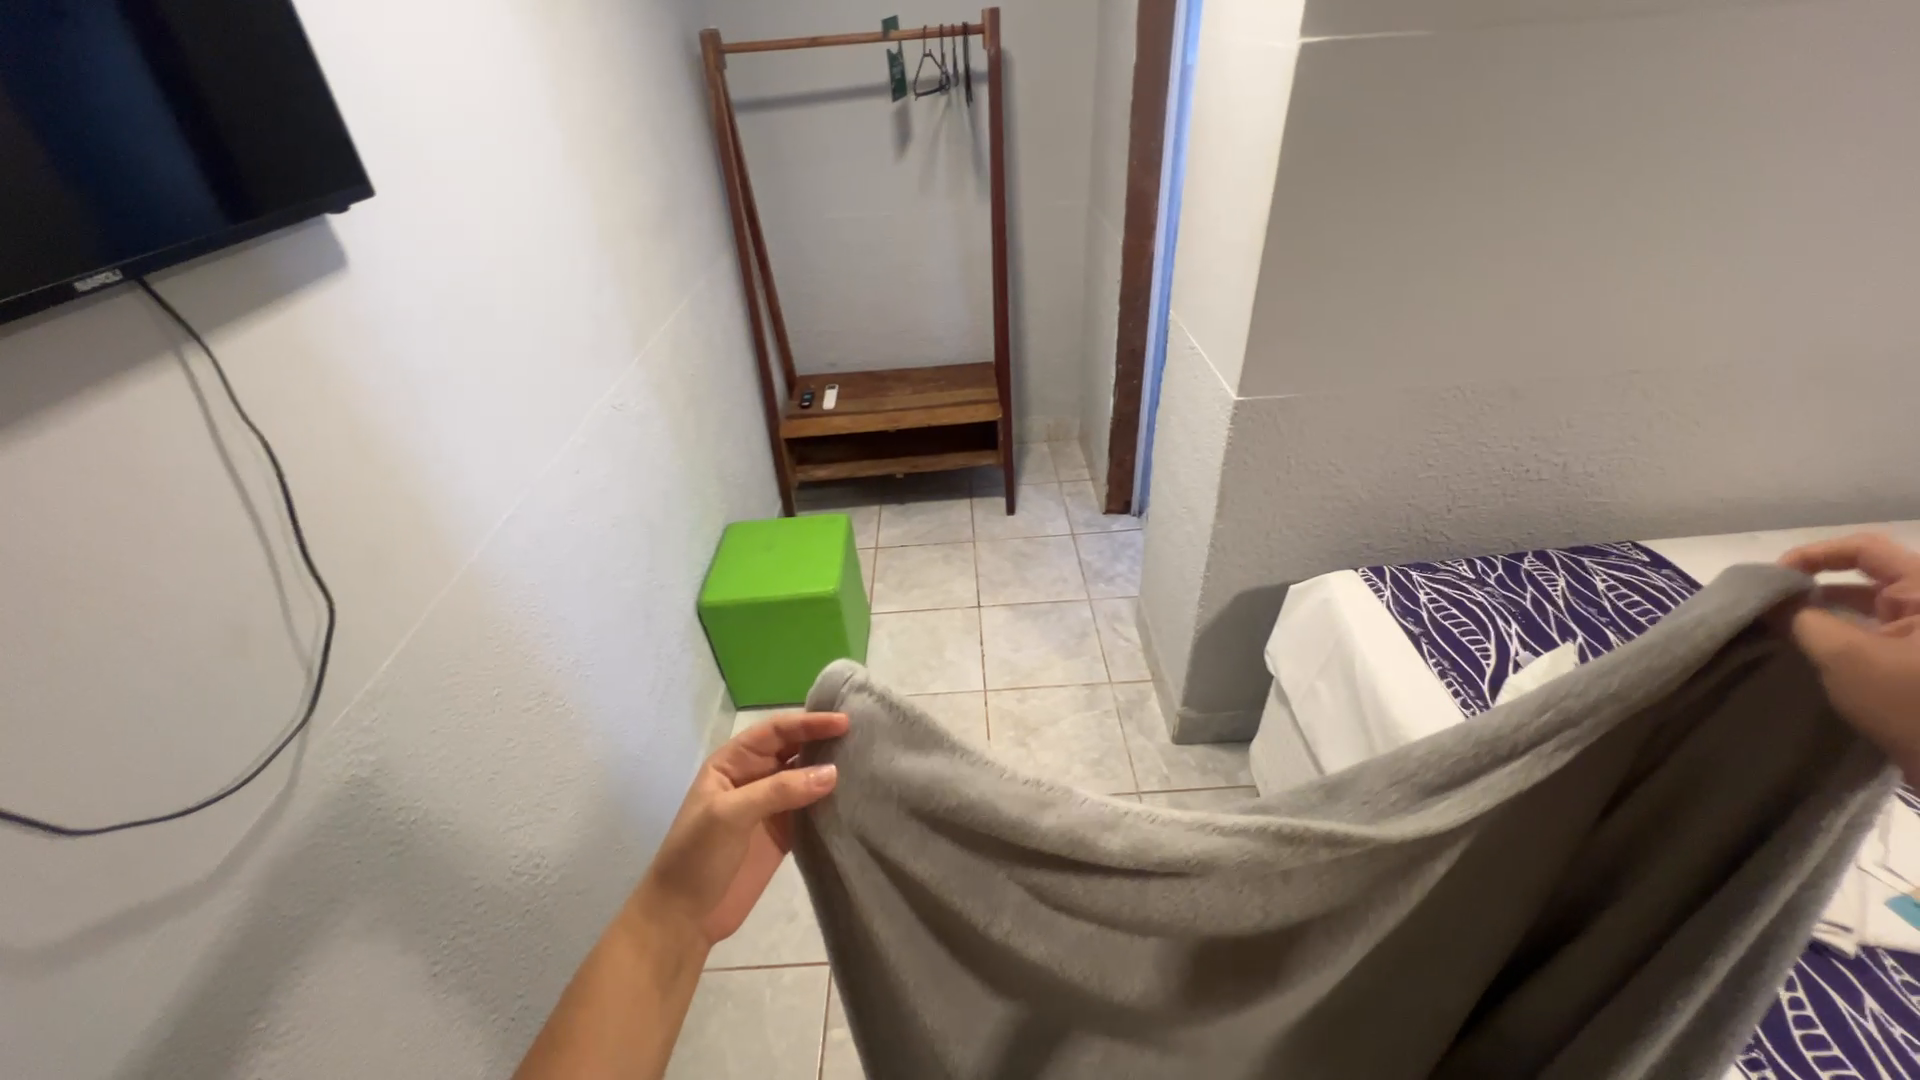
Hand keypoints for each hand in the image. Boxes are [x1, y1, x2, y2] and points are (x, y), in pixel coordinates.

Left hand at [631, 711, 848, 945]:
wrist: (683, 918)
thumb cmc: (696, 856)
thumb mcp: (730, 815)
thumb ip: (779, 790)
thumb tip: (833, 772)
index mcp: (732, 763)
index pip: (775, 732)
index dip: (808, 723)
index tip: (844, 721)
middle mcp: (754, 778)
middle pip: (794, 750)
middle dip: (823, 740)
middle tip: (861, 735)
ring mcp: (770, 807)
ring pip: (806, 778)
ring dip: (831, 769)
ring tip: (864, 760)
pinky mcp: (784, 834)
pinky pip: (812, 809)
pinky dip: (831, 802)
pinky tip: (854, 796)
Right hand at [1780, 534, 1919, 779]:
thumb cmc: (1909, 703)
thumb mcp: (1845, 655)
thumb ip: (1801, 618)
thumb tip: (1768, 596)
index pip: (1866, 549)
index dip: (1813, 554)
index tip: (1772, 579)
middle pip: (1868, 574)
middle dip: (1814, 585)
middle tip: (1769, 603)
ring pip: (1870, 604)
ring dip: (1825, 610)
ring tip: (1782, 624)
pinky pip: (1879, 628)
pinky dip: (1842, 630)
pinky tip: (1810, 645)